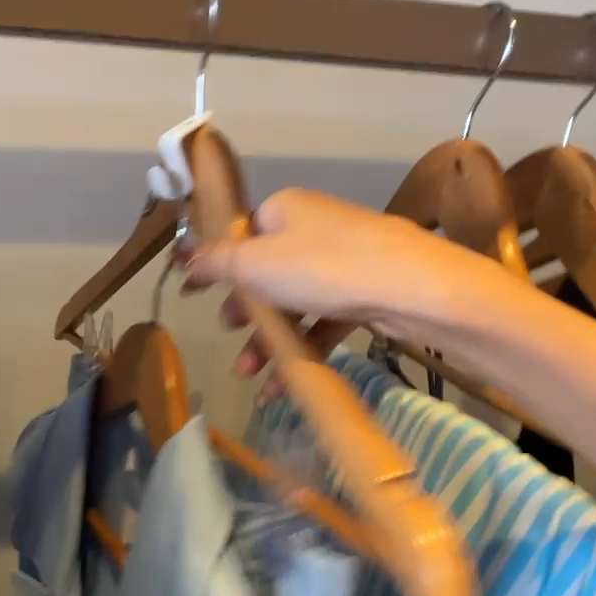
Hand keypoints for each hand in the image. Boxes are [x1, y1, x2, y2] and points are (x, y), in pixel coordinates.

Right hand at [183, 188, 525, 376]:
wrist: (410, 287)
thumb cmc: (323, 267)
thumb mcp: (255, 264)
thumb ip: (215, 263)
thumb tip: (185, 258)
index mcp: (283, 211)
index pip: (240, 236)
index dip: (218, 267)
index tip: (197, 296)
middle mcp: (312, 229)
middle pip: (265, 274)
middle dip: (244, 312)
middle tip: (230, 334)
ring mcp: (341, 262)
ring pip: (292, 304)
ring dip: (268, 340)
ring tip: (250, 375)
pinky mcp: (363, 293)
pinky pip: (321, 322)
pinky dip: (301, 349)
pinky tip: (284, 384)